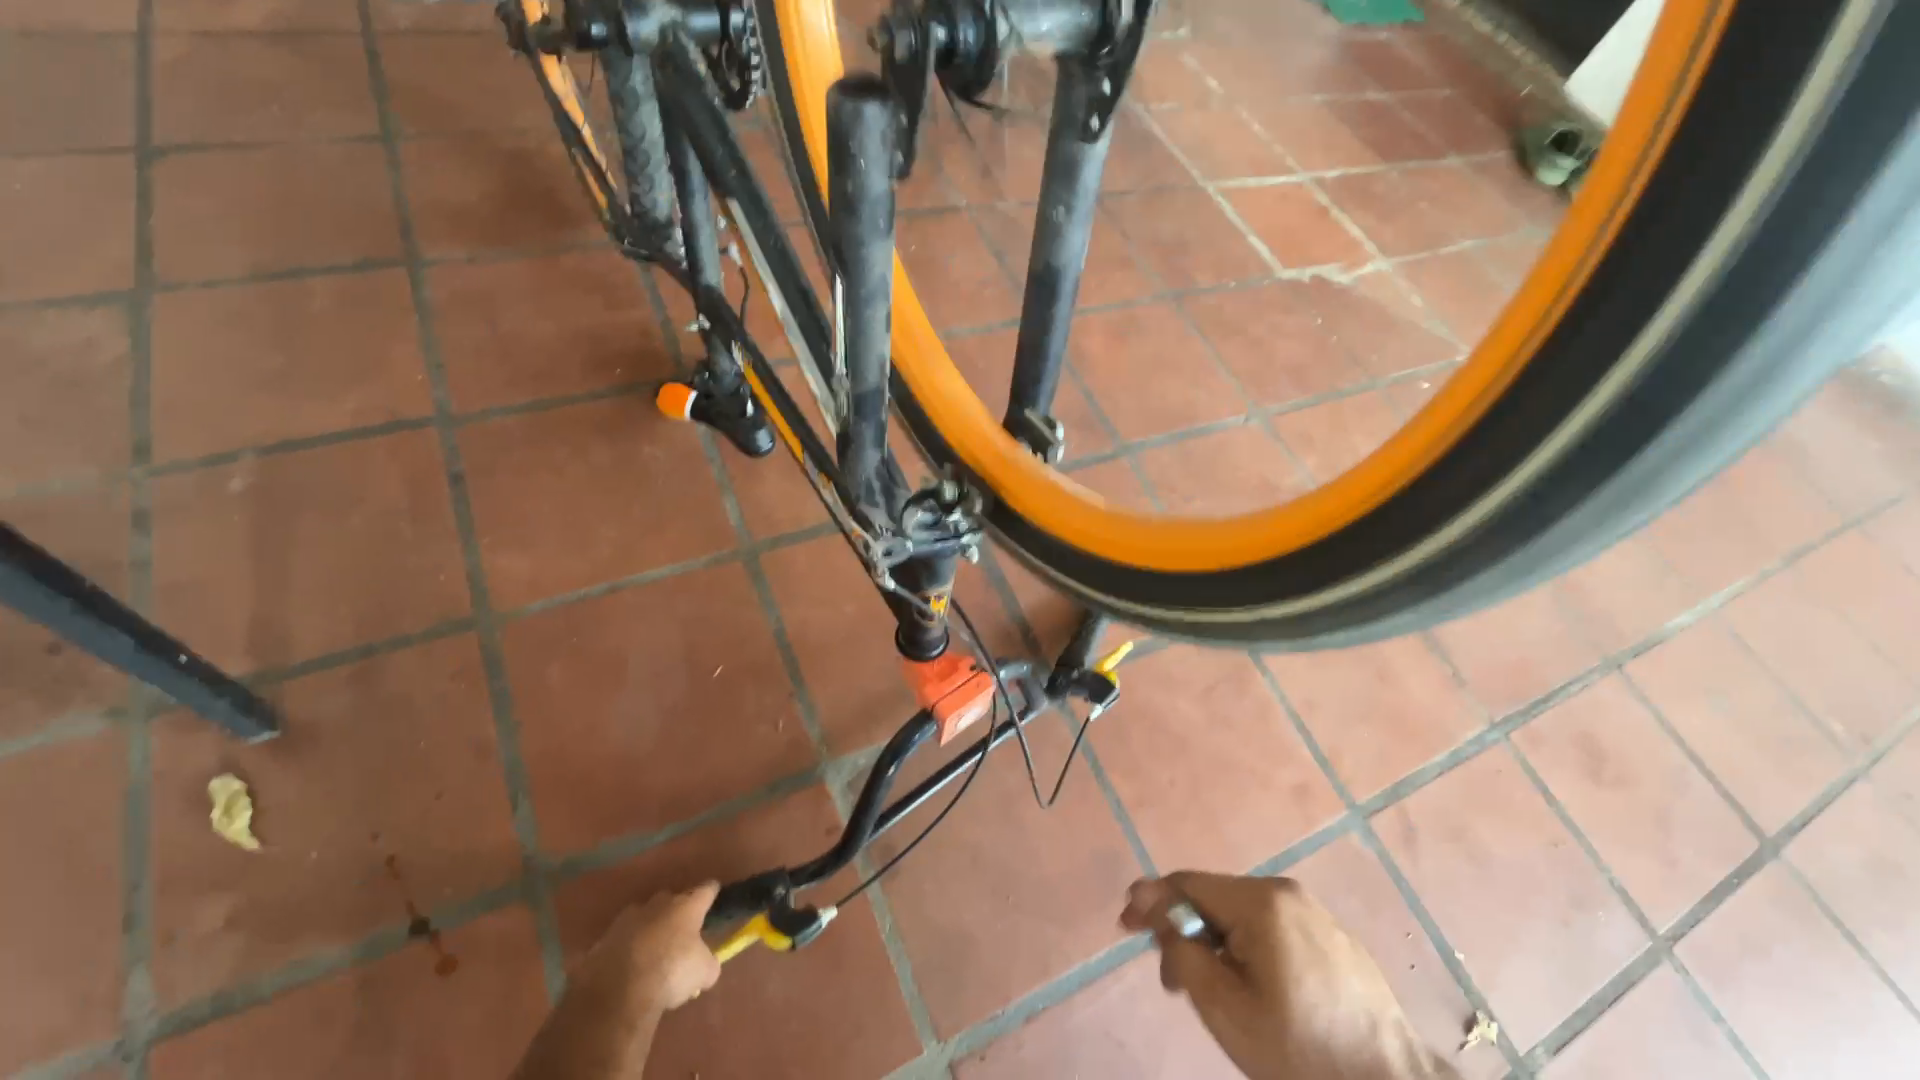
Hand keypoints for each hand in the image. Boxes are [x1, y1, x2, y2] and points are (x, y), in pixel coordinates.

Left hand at [578, 881, 722, 1011]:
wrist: (618, 991)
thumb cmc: (671, 973)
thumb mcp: (704, 973)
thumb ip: (708, 962)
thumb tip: (705, 963)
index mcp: (686, 907)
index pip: (705, 890)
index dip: (711, 892)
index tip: (714, 893)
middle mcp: (658, 905)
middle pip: (671, 899)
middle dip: (676, 911)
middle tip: (681, 931)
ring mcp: (627, 919)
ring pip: (643, 917)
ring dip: (649, 928)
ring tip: (652, 950)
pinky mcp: (604, 938)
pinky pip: (623, 938)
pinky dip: (628, 947)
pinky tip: (629, 965)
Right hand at [1121, 873, 1453, 1079]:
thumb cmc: (1298, 1048)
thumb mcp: (1222, 1006)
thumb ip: (1181, 950)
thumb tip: (1154, 907)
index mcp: (1260, 902)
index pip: (1187, 884)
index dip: (1151, 902)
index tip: (1125, 927)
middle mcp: (1287, 893)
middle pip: (1215, 898)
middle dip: (1184, 931)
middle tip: (1171, 981)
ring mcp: (1315, 913)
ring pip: (1243, 915)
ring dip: (1215, 944)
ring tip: (1210, 991)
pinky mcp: (1333, 938)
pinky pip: (1273, 930)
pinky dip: (1248, 949)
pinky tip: (1251, 989)